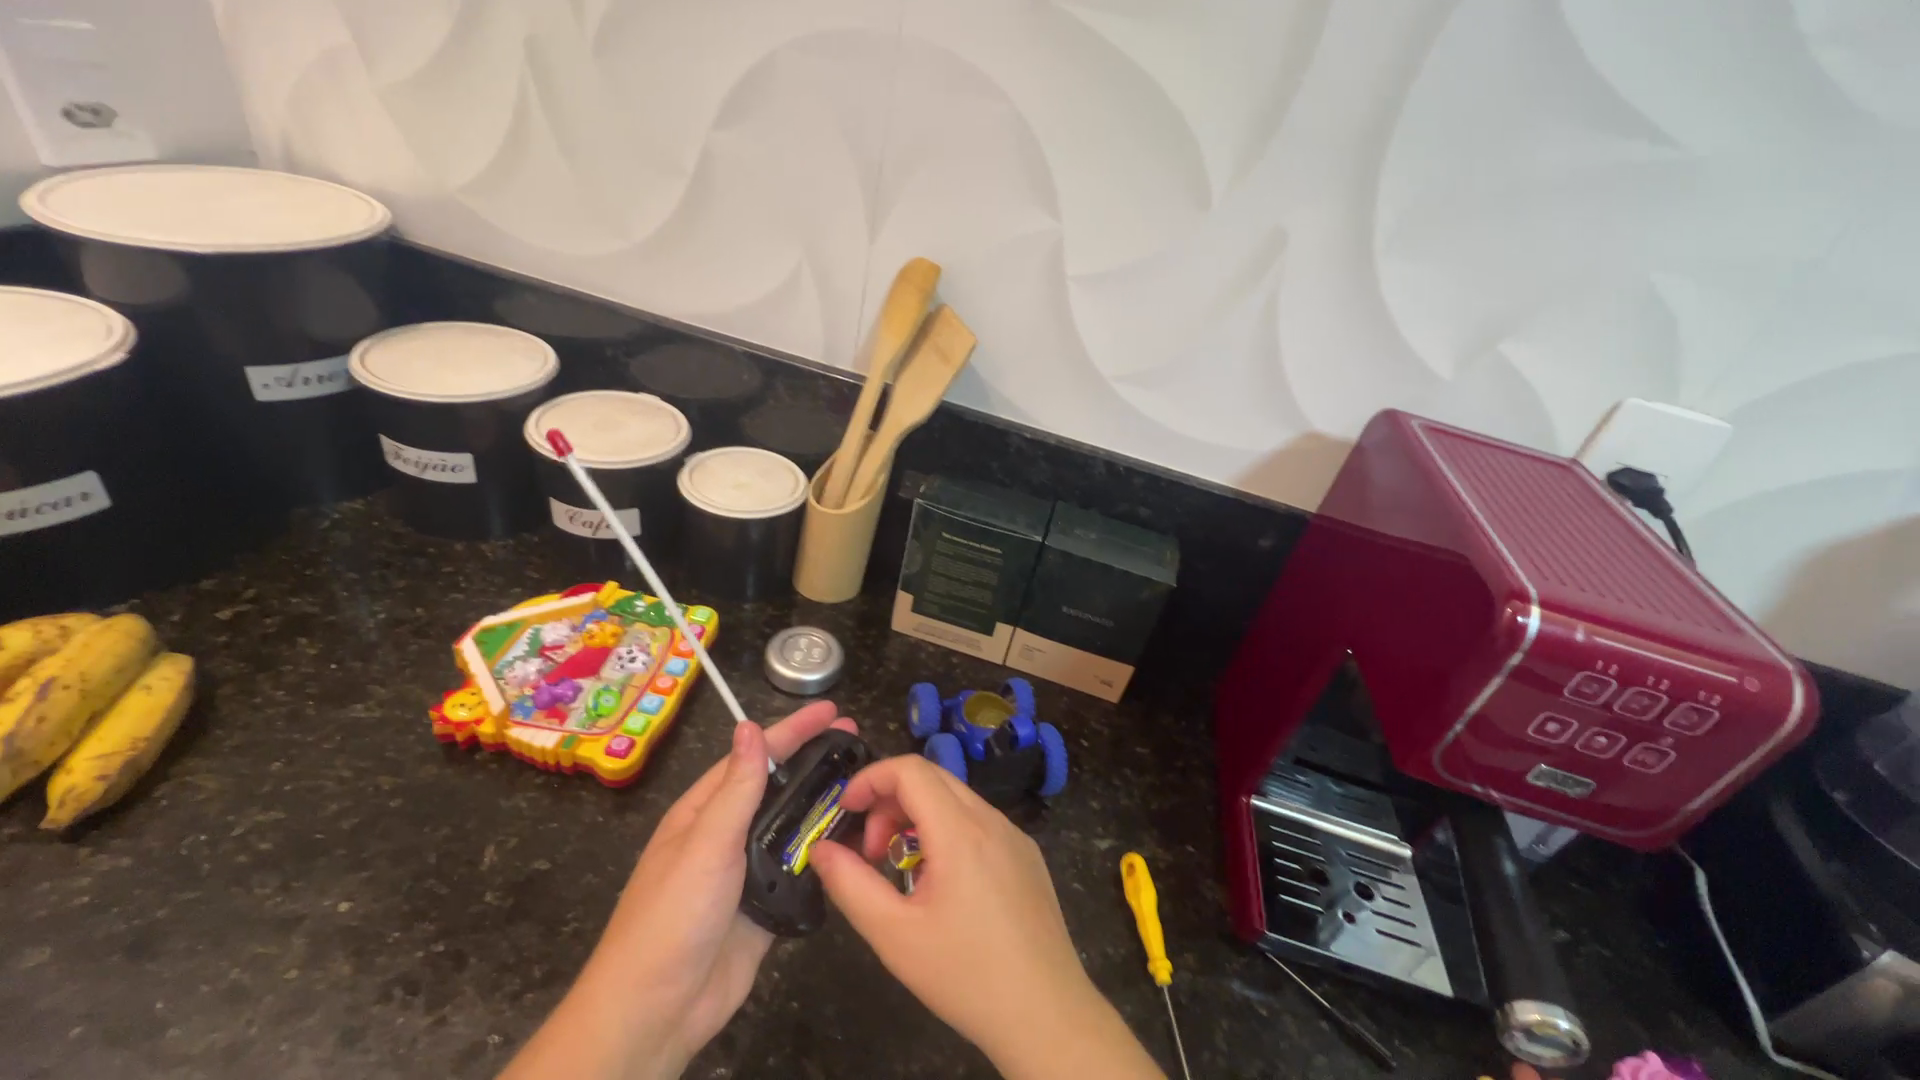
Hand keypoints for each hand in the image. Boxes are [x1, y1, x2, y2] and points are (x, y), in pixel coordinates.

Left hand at [502, 702, 856, 1079]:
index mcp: (705, 812)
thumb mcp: (705, 844)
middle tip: (860, 744)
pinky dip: (826, 855)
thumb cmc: (674, 915)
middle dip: (816, 763)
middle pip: (778, 788)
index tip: (832, 713)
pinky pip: (801, 871)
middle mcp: (727, 835)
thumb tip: (749, 728)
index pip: (754, 757)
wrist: (658, 1006)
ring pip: (793, 827)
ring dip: (825, 807)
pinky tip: (856, 844)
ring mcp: (748, 872)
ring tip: (868, 789)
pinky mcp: (767, 906)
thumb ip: (736, 789)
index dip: (793, 731)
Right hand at [811, 756, 1162, 1079]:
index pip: (910, 769)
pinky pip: (979, 824)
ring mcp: (1016, 838)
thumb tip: (821, 848)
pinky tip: (940, 886)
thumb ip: (850, 884)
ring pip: (957, 801)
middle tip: (870, 852)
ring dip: (917, 819)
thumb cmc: (965, 975)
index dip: (870, 778)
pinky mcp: (1028, 858)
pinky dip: (947, 833)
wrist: (1047, 1014)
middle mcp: (993, 821)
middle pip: (933, 779)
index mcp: (961, 831)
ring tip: (901, 873)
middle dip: (889, 802)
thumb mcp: (893, 935)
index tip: (845, 812)